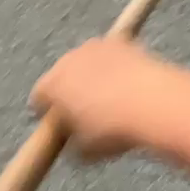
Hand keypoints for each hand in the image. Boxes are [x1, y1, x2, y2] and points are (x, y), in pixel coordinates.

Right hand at [29, 38, 173, 159]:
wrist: (151, 100)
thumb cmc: (112, 128)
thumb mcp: (84, 150)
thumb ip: (71, 141)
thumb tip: (75, 139)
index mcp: (52, 84)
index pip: (39, 96)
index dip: (46, 112)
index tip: (57, 125)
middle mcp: (68, 59)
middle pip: (60, 74)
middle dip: (68, 90)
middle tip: (82, 112)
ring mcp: (94, 46)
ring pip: (85, 61)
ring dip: (90, 75)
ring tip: (107, 97)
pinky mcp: (120, 41)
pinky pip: (109, 55)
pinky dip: (113, 66)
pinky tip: (125, 83)